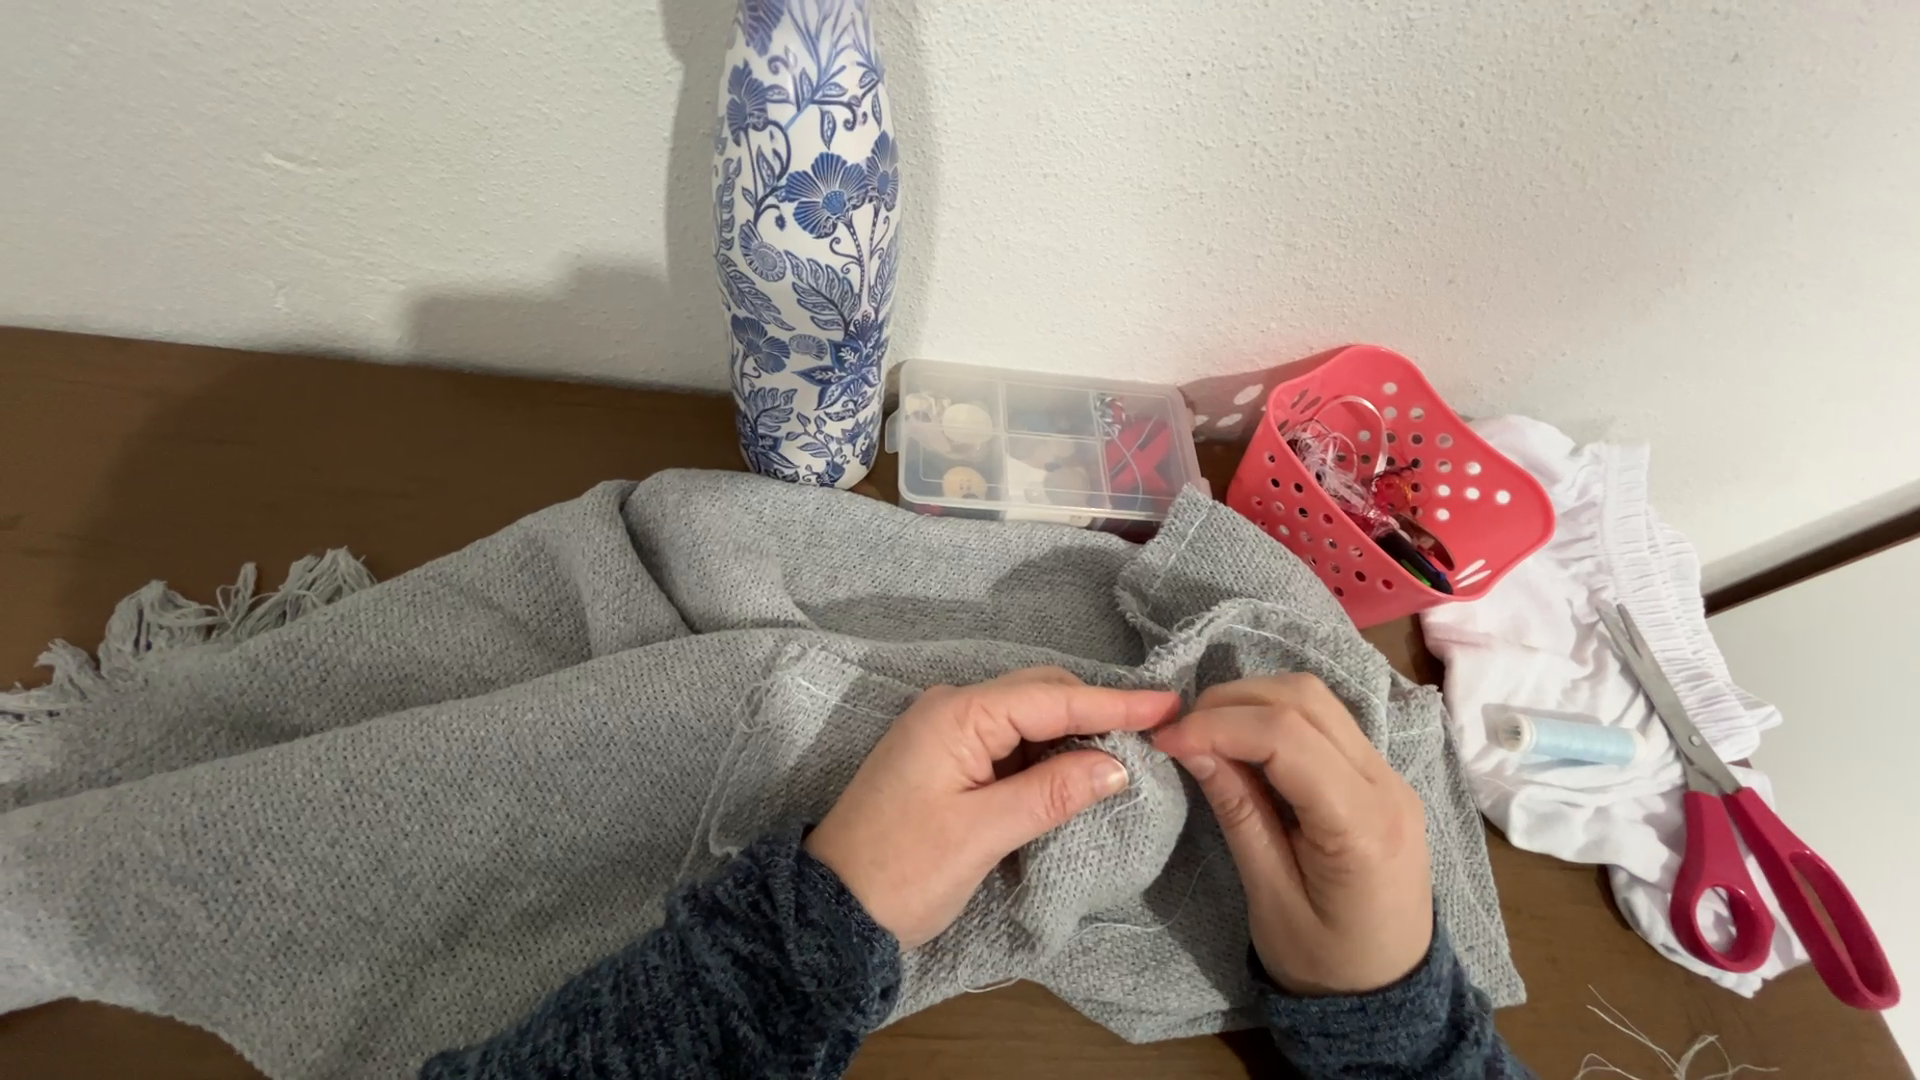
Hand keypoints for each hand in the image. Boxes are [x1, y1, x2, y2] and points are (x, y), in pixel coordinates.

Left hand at [804, 667, 1181, 950]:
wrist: (832, 908)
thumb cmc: (902, 870)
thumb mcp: (981, 834)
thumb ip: (1051, 792)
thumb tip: (1115, 765)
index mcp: (958, 714)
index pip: (1052, 698)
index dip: (1113, 703)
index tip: (1169, 702)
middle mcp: (953, 707)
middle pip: (1040, 694)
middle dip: (1095, 710)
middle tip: (1154, 729)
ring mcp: (947, 728)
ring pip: (1026, 715)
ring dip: (1072, 730)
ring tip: (1126, 747)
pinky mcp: (947, 754)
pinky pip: (1008, 738)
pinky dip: (1045, 750)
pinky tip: (1074, 765)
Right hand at [1153, 674, 1432, 994]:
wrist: (1390, 997)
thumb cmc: (1324, 962)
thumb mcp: (1268, 895)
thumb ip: (1236, 810)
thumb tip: (1190, 745)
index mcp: (1363, 825)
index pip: (1286, 737)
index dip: (1217, 725)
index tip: (1166, 740)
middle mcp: (1388, 784)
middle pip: (1304, 698)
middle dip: (1231, 701)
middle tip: (1182, 731)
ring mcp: (1389, 773)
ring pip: (1314, 697)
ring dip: (1251, 701)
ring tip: (1206, 733)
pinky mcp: (1378, 773)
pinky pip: (1322, 718)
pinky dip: (1272, 714)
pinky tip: (1241, 741)